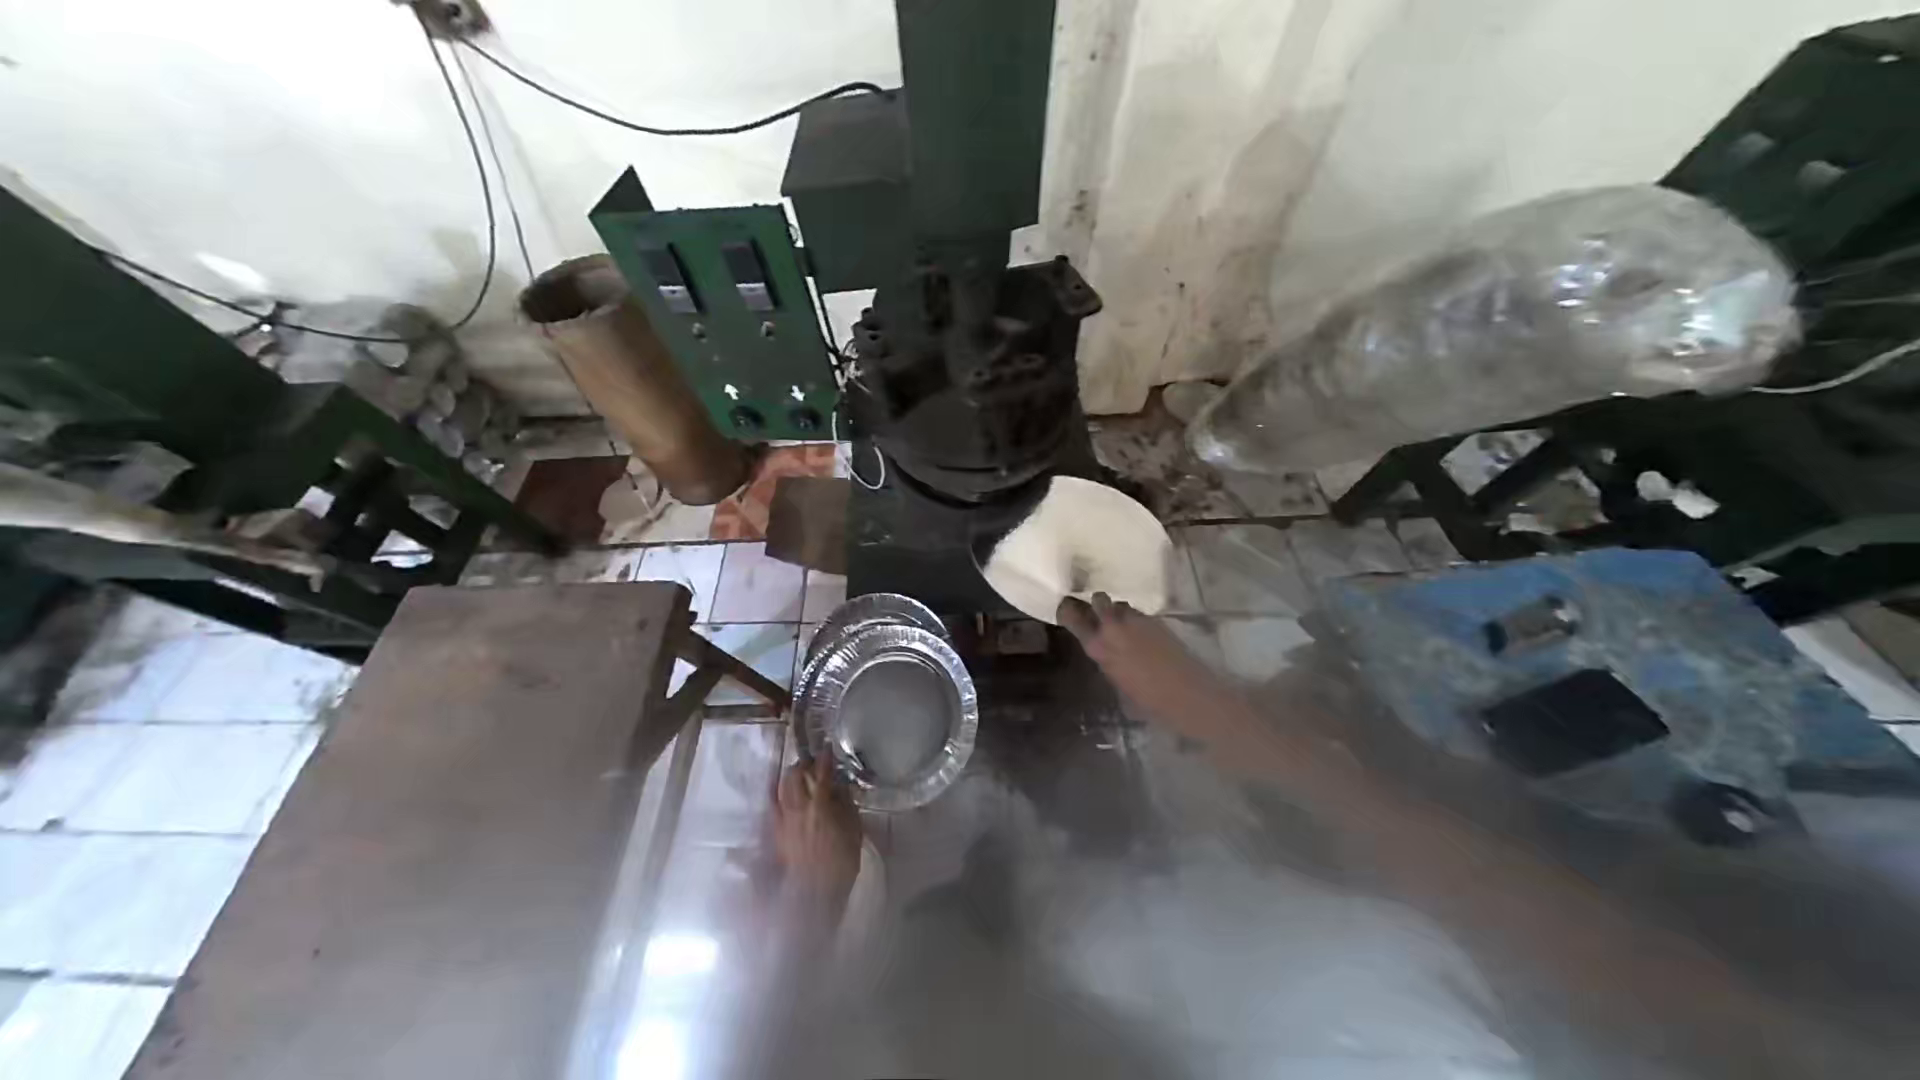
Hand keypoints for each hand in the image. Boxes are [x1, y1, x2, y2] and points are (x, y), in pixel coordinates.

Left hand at [773, 759, 862, 908]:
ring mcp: (783, 820)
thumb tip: (840, 785)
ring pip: (780, 789)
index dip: (825, 758)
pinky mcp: (775, 834)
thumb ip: (846, 804)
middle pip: (794, 776)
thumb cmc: (842, 862)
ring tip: (795, 773)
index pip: (821, 772)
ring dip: (788, 777)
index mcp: (820, 804)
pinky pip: (771, 808)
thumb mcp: (854, 830)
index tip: (828, 748)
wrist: (816, 895)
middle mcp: (797, 807)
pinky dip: (774, 796)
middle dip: (803, 765)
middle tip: (812, 762)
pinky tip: (776, 793)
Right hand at [1058, 592, 1251, 747]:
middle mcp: (1114, 628)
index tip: (1066, 609)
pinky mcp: (1157, 621)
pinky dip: (1137, 619)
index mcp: (1098, 647)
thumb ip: (1107, 660)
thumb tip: (1105, 651)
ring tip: (1122, 623)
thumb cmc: (1148, 700)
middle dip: (1096, 604)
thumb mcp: (1117, 681)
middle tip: (1097, 612)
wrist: (1187, 693)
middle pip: (1098, 600)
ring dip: (1119, 611)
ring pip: (1120, 604)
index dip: (1067, 611)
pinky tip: (1142, 633)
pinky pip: (1139, 614)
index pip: (1073, 617)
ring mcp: (1137, 621)